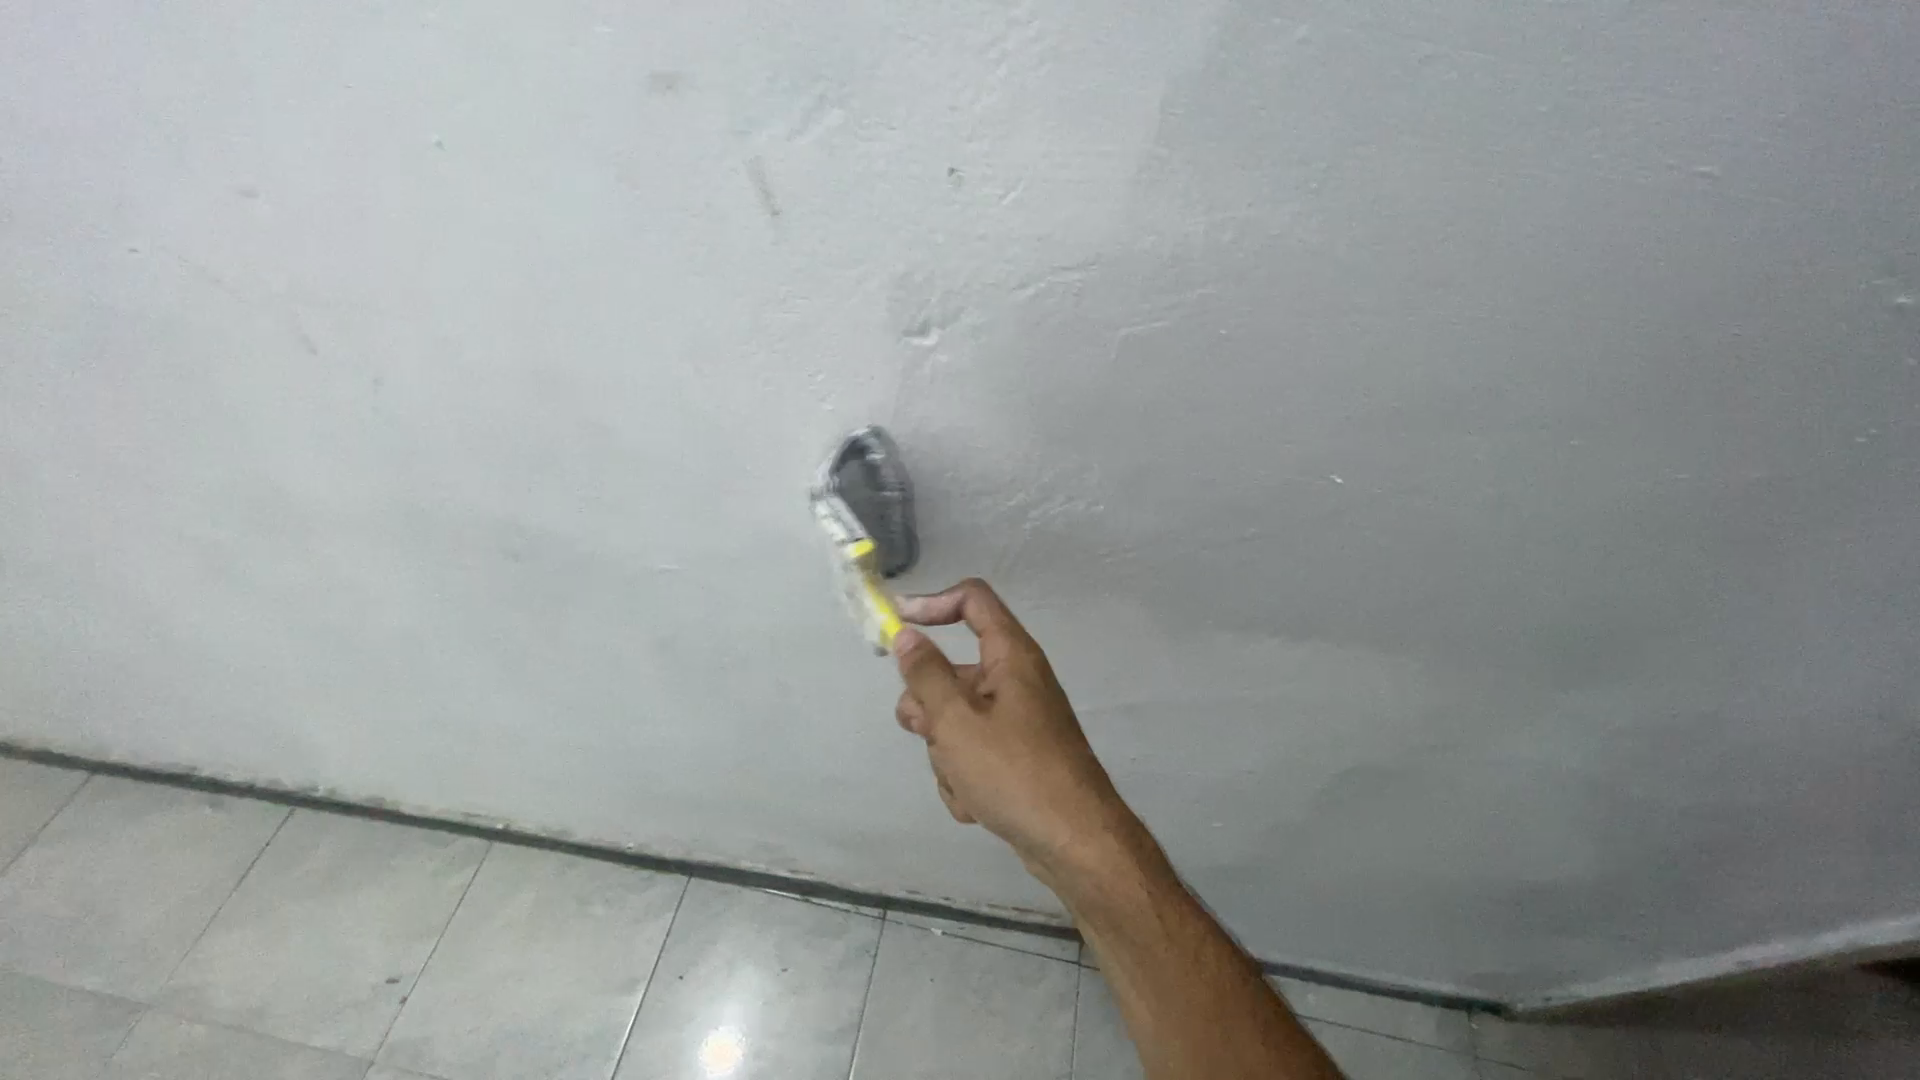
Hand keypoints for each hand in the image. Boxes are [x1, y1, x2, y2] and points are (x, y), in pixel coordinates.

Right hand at [891, 579, 1132, 885]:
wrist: (1072, 842)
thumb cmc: (1014, 771)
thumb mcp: (957, 720)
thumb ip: (926, 675)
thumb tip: (907, 635)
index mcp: (1011, 656)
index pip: (972, 601)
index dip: (932, 604)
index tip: (895, 624)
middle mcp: (1016, 682)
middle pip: (952, 674)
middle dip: (930, 709)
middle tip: (930, 732)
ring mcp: (1017, 723)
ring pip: (956, 722)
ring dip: (947, 753)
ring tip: (965, 781)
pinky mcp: (1015, 760)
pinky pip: (972, 756)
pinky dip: (965, 779)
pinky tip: (977, 804)